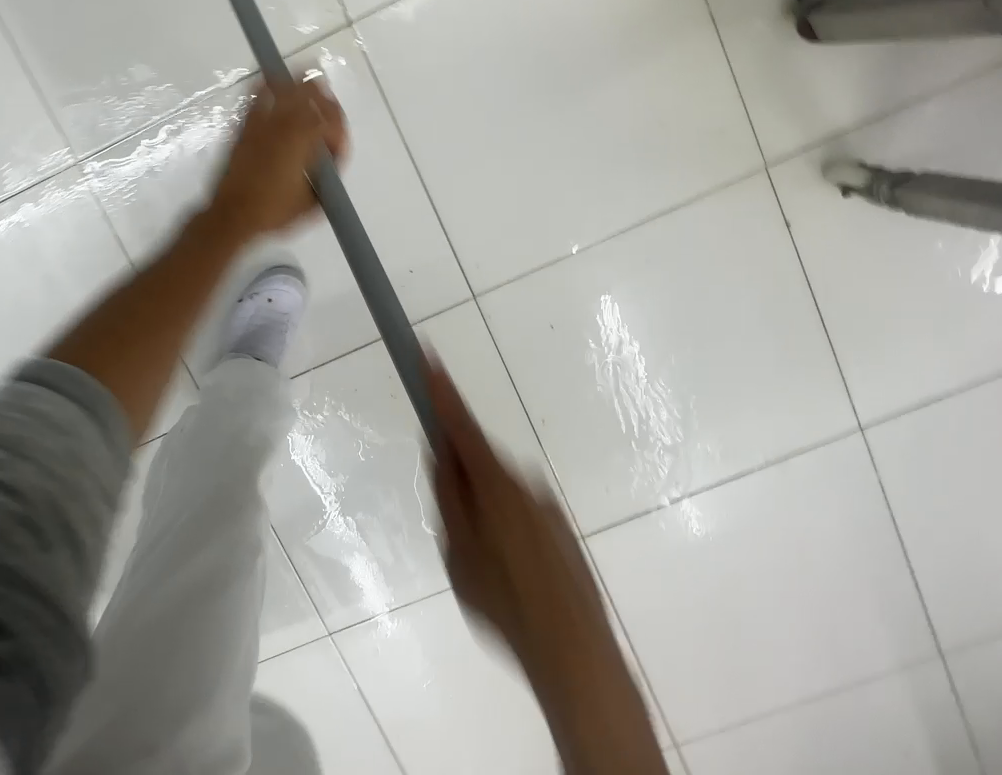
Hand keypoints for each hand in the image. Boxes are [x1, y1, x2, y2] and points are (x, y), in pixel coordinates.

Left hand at [200, 74, 347, 241]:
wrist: (232, 214)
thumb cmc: (274, 211)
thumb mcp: (312, 201)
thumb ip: (328, 176)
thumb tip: (332, 161)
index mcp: (304, 141)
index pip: (331, 120)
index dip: (340, 130)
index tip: (338, 146)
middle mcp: (284, 124)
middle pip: (310, 92)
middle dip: (323, 98)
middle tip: (328, 108)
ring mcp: (261, 122)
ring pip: (284, 87)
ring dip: (298, 82)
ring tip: (306, 78)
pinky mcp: (244, 126)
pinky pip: (256, 95)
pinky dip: (266, 84)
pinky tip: (270, 79)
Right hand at [428, 356, 604, 654]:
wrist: (575, 649)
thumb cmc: (503, 599)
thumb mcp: (455, 548)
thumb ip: (446, 495)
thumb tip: (443, 451)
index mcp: (494, 482)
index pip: (459, 422)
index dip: (440, 387)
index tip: (426, 352)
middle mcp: (525, 482)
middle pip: (478, 463)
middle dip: (458, 483)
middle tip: (451, 534)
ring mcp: (547, 506)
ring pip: (498, 495)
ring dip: (482, 514)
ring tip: (483, 571)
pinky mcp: (561, 531)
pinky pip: (519, 517)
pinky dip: (505, 533)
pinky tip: (508, 579)